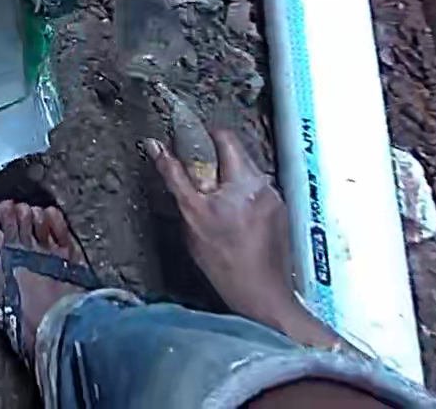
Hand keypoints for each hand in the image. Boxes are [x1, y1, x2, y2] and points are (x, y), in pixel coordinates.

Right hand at [148, 129, 347, 350]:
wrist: (262, 300)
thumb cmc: (224, 260)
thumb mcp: (191, 214)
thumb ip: (174, 175)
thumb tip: (155, 145)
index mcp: (244, 179)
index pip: (224, 135)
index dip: (203, 136)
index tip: (188, 149)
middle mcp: (264, 183)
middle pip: (234, 153)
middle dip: (213, 161)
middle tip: (197, 182)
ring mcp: (275, 199)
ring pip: (244, 172)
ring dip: (226, 179)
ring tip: (213, 204)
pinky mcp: (279, 213)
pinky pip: (254, 190)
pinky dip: (239, 195)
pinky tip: (230, 218)